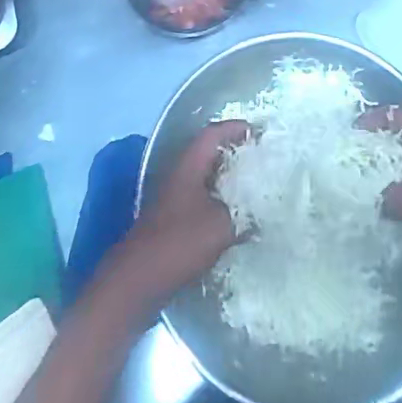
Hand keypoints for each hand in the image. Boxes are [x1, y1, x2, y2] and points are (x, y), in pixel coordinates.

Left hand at [116, 120, 248, 300]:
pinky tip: (235, 213)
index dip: (234, 128)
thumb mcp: (221, 225)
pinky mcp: (173, 217)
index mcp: (188, 166)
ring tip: (253, 183)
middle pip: (207, 152)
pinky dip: (219, 198)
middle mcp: (178, 174)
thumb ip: (243, 215)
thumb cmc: (181, 241)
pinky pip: (201, 197)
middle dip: (233, 151)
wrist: (141, 274)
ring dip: (226, 176)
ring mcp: (173, 196)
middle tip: (260, 156)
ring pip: (204, 176)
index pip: (212, 135)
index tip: (257, 130)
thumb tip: (259, 215)